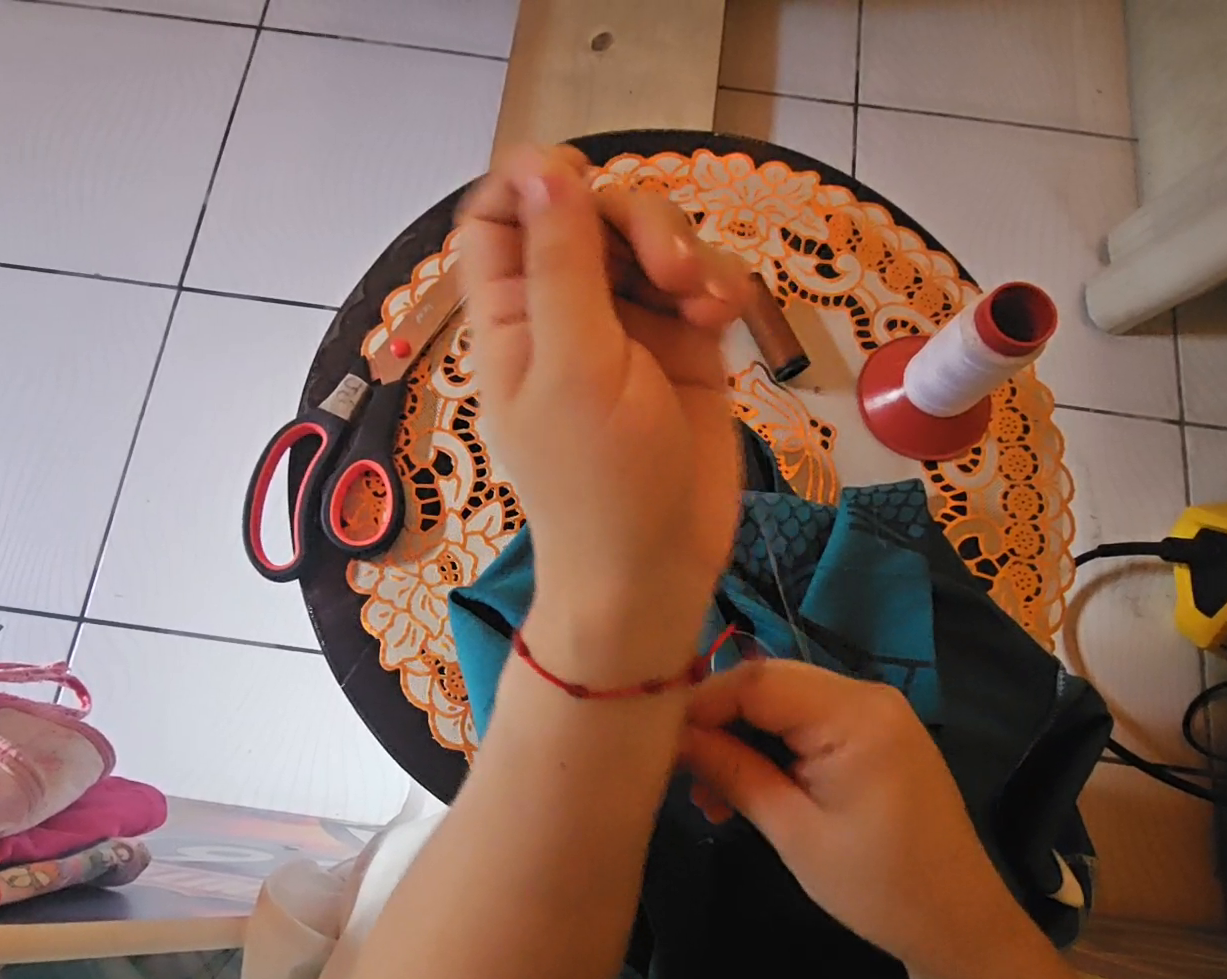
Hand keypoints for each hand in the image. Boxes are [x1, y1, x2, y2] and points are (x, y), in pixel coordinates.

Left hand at [457, 145, 751, 683]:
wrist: (655, 565)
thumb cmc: (599, 480)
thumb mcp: (574, 367)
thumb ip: (561, 264)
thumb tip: (542, 166)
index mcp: (513, 316)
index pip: (500, 216)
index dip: (531, 182)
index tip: (579, 180)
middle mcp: (565, 311)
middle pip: (590, 213)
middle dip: (635, 221)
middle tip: (671, 271)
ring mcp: (627, 326)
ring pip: (652, 240)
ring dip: (686, 254)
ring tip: (708, 307)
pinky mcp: (681, 345)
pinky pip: (698, 282)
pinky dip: (715, 285)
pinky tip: (726, 316)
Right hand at [679, 659, 1031, 977]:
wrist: (960, 927)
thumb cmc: (879, 888)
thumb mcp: (793, 833)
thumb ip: (731, 772)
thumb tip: (672, 736)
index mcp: (856, 715)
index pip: (758, 681)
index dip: (702, 701)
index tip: (657, 735)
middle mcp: (866, 696)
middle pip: (768, 683)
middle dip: (717, 719)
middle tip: (679, 764)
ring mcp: (873, 711)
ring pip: (780, 701)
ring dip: (739, 737)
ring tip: (708, 793)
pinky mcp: (871, 731)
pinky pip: (804, 720)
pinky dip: (768, 746)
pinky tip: (743, 786)